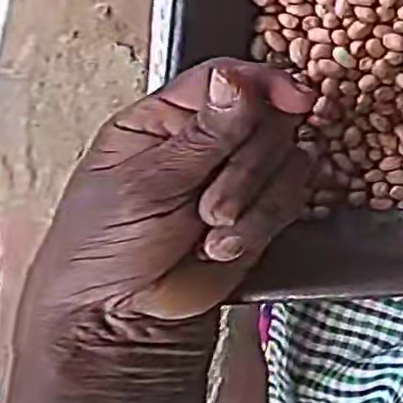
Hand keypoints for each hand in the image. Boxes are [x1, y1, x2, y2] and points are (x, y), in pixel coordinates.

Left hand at [9, 58, 315, 402]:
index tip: (297, 100)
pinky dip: (265, 221)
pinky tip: (226, 245)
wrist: (123, 323)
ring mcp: (243, 172)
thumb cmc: (105, 250)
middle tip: (211, 206)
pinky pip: (294, 194)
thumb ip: (205, 133)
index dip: (266, 84)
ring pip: (287, 157)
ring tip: (212, 231)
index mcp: (164, 120)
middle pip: (266, 118)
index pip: (226, 80)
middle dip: (247, 165)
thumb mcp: (145, 185)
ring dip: (254, 198)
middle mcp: (211, 138)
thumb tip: (239, 79)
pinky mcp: (267, 206)